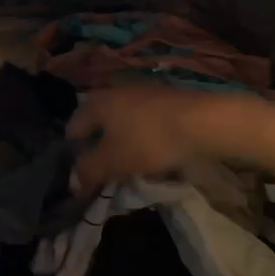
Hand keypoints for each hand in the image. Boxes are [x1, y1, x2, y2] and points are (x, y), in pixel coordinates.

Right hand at [65, 83, 220, 193]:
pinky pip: (144, 123)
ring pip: (122, 124)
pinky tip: (158, 155)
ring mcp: (138, 93)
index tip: (87, 175)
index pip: (73, 129)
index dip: (76, 154)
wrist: (201, 121)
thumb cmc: (148, 140)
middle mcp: (111, 92)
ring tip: (137, 168)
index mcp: (93, 103)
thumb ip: (89, 171)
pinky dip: (145, 139)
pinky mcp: (162, 100)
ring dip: (124, 145)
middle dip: (102, 150)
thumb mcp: (114, 161)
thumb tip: (73, 183)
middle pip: (99, 126)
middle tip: (112, 174)